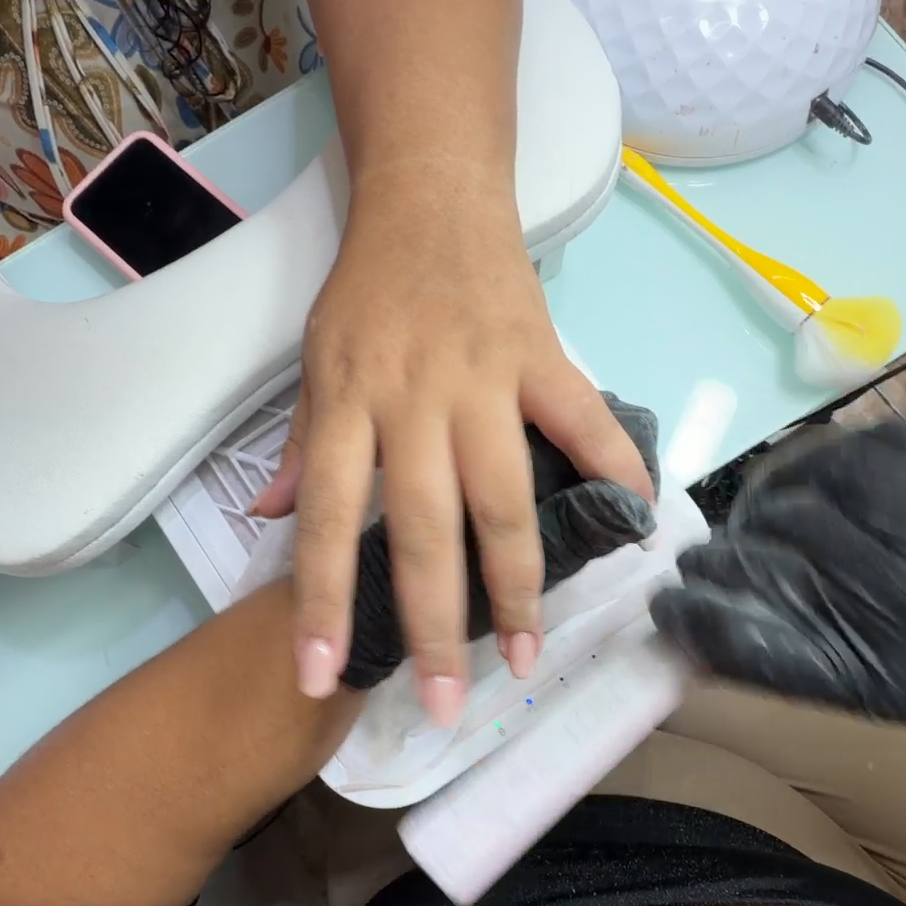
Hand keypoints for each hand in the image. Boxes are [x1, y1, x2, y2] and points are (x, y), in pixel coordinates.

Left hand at [254, 175, 653, 720]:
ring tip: (527, 654)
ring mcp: (483, 380)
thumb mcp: (314, 364)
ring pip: (504, 497)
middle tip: (446, 705)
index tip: (318, 681)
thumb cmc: (366, 292)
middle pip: (424, 529)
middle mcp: (412, 402)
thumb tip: (270, 523)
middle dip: (434, 626)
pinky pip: (583, 421)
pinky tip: (635, 526)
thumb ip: (298, 447)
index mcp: (348, 406)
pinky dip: (616, 467)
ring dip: (519, 583)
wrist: (430, 201)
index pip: (329, 519)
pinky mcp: (542, 357)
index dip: (321, 604)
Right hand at [649, 417, 905, 722]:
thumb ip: (789, 661)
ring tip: (783, 540)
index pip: (746, 635)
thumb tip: (686, 625)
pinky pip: (810, 460)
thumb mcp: (894, 685)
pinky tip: (818, 504)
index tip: (667, 607)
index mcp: (902, 656)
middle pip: (750, 560)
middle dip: (721, 567)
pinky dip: (794, 485)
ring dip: (758, 525)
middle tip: (718, 570)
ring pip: (773, 504)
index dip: (689, 618)